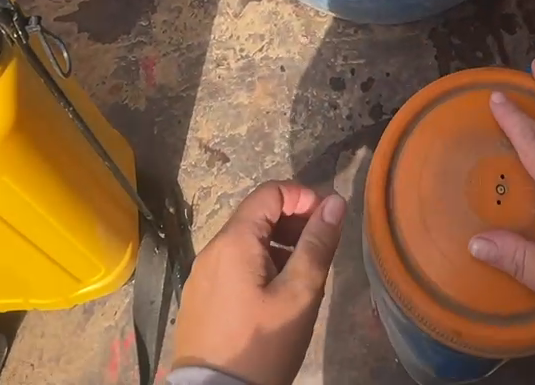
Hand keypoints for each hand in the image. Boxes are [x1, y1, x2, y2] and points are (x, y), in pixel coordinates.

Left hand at [171, 181, 346, 384]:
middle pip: (257, 214)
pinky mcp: (199, 298)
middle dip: (293, 222)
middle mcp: (212, 249)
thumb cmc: (262, 344)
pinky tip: (275, 296)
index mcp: (234, 240)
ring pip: (246, 241)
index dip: (302, 197)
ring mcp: (202, 275)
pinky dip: (259, 264)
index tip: (325, 222)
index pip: (270, 192)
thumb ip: (317, 244)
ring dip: (278, 245)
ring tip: (302, 275)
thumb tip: (335, 201)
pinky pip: (233, 264)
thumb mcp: (299, 294)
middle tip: (319, 249)